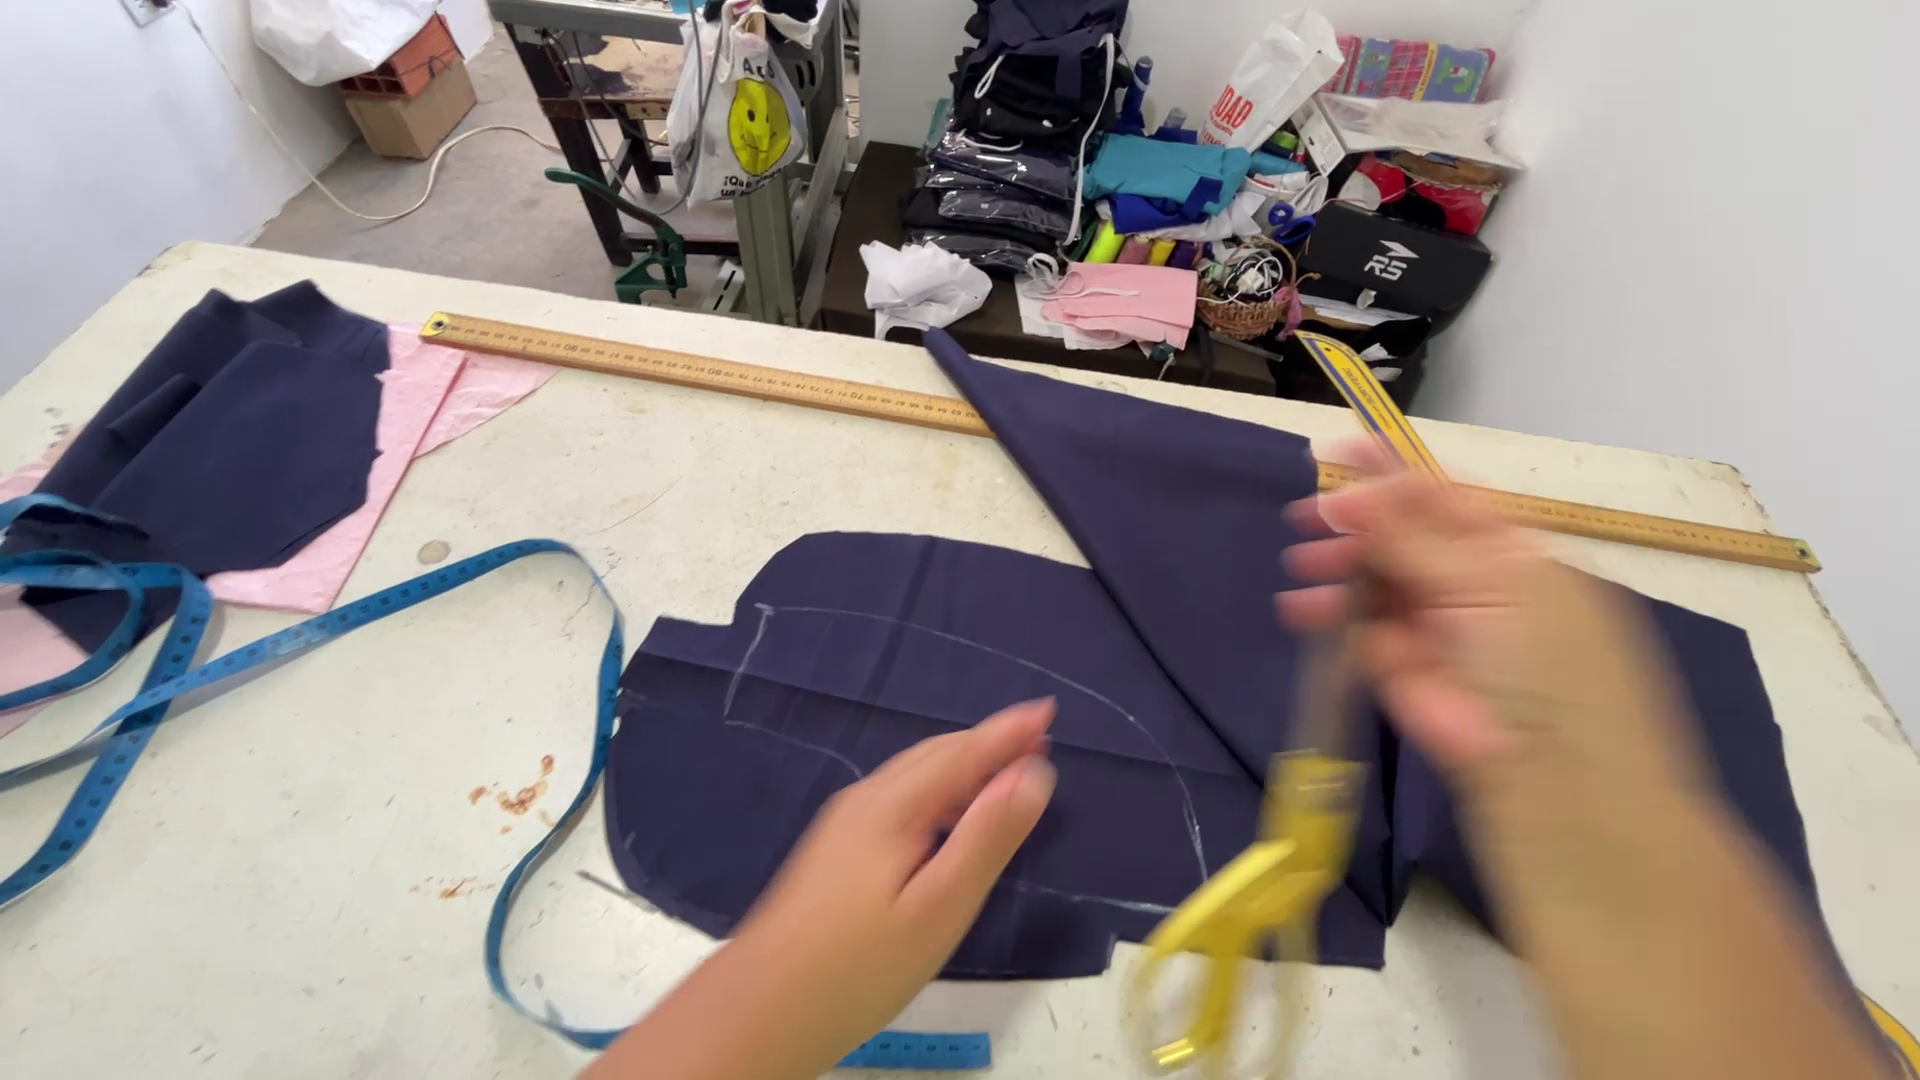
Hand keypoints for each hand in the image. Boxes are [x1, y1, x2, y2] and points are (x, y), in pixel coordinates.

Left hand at [593, 701, 1055, 1079]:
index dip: (1008, 731)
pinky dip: (941, 789)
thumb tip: (1033, 774)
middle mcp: (868, 798)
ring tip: (1007, 769)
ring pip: (917, 774)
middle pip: (938, 755)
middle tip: (1039, 740)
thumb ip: (987, 836)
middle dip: (990, 743)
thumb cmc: (860, 965)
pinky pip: (903, 796)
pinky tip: (950, 814)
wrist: (761, 1009)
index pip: (963, 751)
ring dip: (966, 764)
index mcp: (894, 804)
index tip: (1048, 710)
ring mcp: (848, 820)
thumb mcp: (939, 905)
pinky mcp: (839, 845)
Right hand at [1275, 442, 1705, 803]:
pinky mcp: (1395, 660)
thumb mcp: (1487, 583)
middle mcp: (1465, 578)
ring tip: (1301, 564)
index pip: (1442, 494)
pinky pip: (1352, 624)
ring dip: (1333, 566)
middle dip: (1352, 522)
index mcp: (1505, 549)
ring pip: (1369, 577)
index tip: (1337, 452)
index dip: (1391, 471)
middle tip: (1306, 518)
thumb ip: (1416, 540)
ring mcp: (1429, 620)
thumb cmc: (1538, 659)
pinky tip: (1298, 607)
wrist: (1545, 768)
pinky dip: (1323, 613)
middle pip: (1397, 534)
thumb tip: (1357, 498)